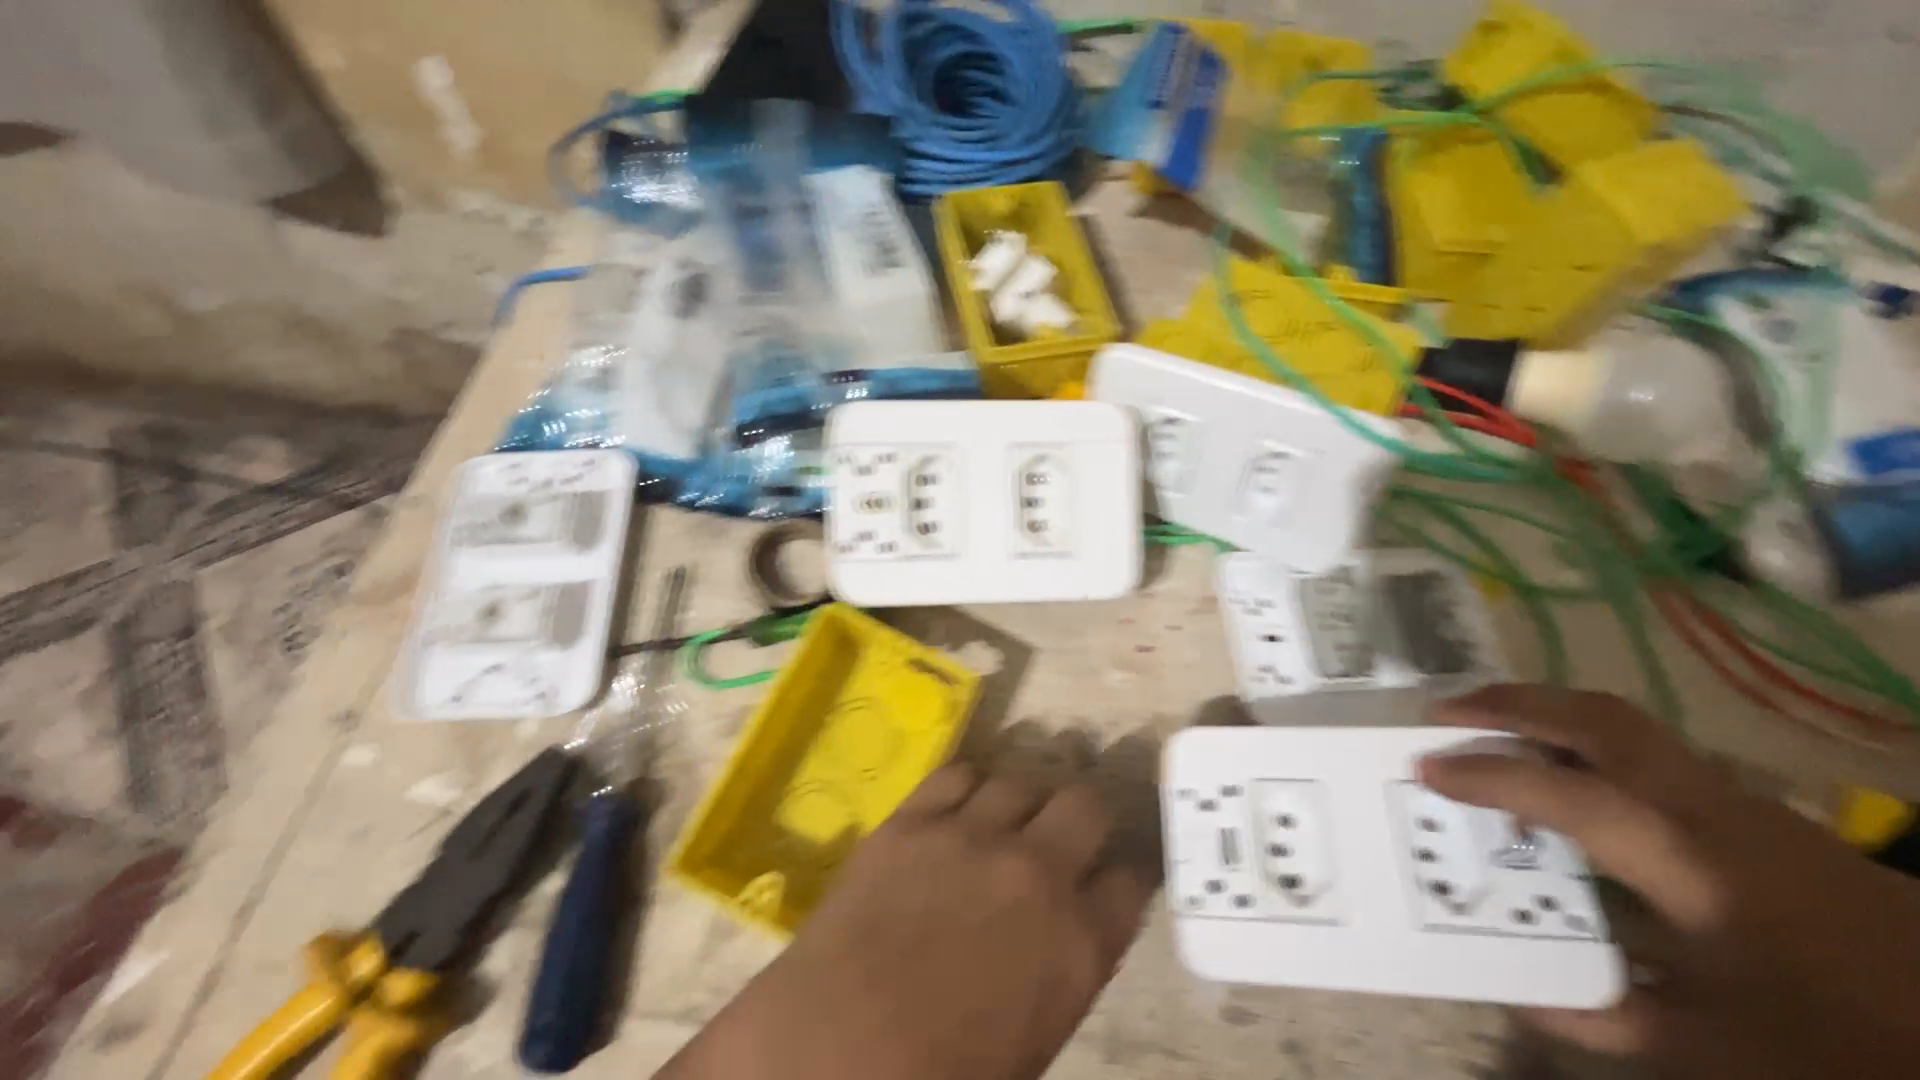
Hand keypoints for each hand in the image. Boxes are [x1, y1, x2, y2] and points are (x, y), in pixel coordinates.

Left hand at [657, 764, 1155, 1079]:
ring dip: (1020, 803)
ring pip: (1020, 781)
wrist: (839, 1049)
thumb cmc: (946, 1067)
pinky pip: (956, 775)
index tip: (1107, 873)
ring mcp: (972, 837)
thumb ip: (1066, 961)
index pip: (1130, 878)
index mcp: (1080, 941)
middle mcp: (1037, 872)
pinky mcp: (912, 820)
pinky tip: (955, 810)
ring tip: (1002, 822)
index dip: (1121, 872)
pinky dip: (964, 789)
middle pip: (1086, 805)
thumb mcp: (1038, 1029)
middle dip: (1084, 817)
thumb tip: (1071, 926)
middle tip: (1063, 833)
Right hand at [1421, 684, 1919, 1079]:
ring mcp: (1740, 801)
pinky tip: (1564, 776)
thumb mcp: (1721, 1048)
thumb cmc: (1841, 1036)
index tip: (1426, 768)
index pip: (1571, 797)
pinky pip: (1652, 755)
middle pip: (1602, 722)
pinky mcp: (1757, 810)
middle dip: (1515, 704)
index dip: (1491, 777)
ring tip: (1489, 724)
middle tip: (1445, 710)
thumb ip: (1610, 1016)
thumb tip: (1520, 994)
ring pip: (1630, 726)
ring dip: (1550, 714)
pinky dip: (1588, 745)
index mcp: (1695, 865)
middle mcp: (1711, 812)